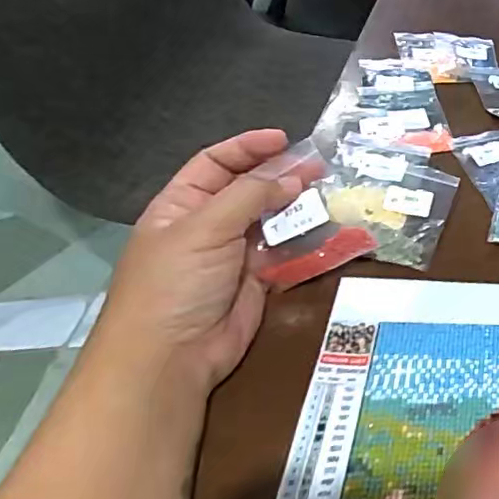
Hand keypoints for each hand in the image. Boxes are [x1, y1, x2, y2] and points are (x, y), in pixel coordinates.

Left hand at [87, 129, 319, 392]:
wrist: (171, 359)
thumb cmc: (175, 283)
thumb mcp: (204, 228)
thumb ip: (250, 196)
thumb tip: (292, 178)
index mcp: (181, 206)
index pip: (215, 163)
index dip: (247, 148)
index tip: (284, 139)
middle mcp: (208, 224)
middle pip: (250, 188)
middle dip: (281, 175)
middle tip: (318, 166)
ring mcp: (234, 252)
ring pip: (272, 217)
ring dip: (297, 205)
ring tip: (326, 192)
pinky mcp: (259, 277)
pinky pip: (286, 249)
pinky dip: (305, 237)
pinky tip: (326, 226)